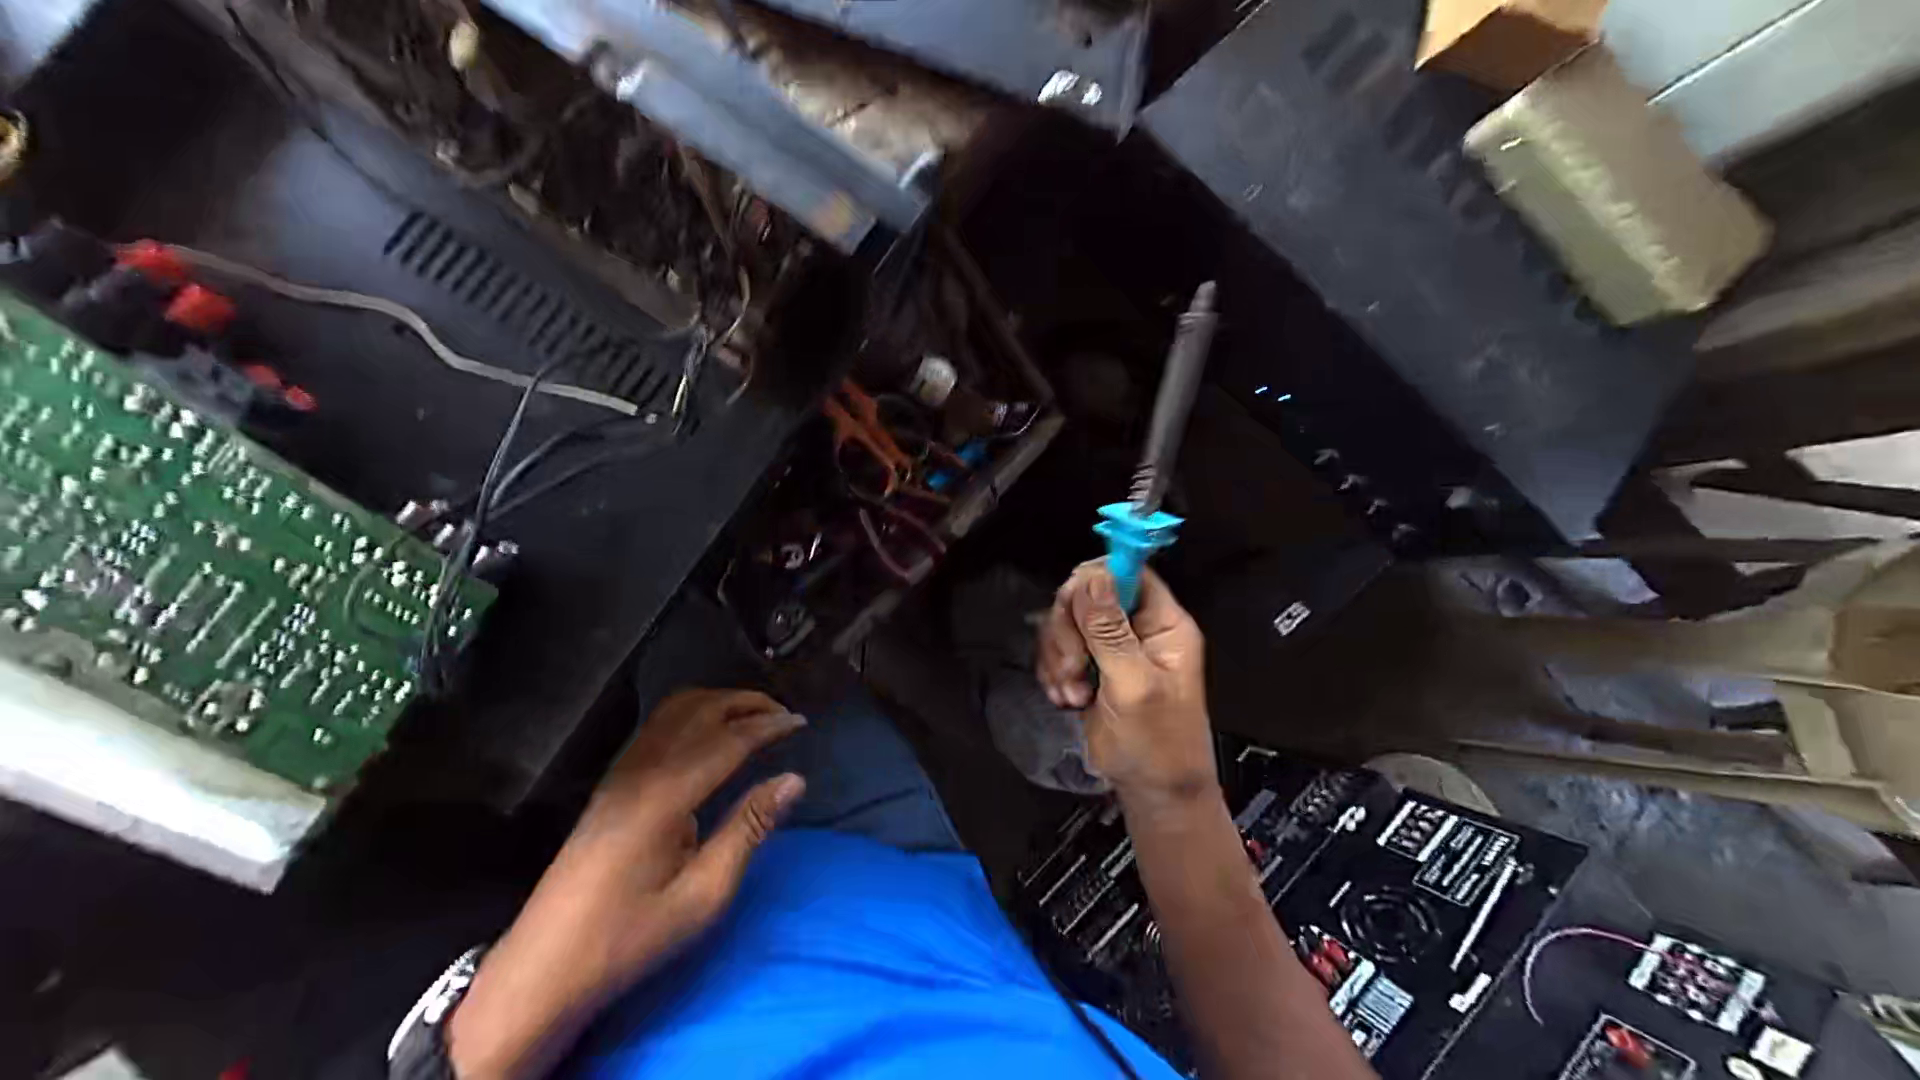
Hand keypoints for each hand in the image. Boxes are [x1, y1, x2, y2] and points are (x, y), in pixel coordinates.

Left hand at [448, 689, 806, 1079]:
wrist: (544, 967)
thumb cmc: (630, 937)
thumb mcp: (703, 895)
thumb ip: (749, 828)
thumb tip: (793, 779)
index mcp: (664, 796)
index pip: (727, 740)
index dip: (768, 725)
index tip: (802, 722)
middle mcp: (640, 770)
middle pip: (698, 710)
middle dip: (746, 703)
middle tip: (784, 716)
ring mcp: (621, 773)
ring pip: (674, 711)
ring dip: (719, 703)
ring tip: (756, 718)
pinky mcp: (612, 783)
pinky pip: (658, 726)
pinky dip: (695, 714)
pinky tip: (712, 734)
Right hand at [1036, 561, 1216, 808]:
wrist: (1151, 791)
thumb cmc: (1157, 741)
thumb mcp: (1134, 685)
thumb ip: (1110, 631)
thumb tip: (1091, 576)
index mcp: (1162, 623)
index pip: (1128, 572)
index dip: (1097, 579)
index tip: (1074, 606)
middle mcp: (1135, 626)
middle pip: (1086, 594)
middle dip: (1069, 631)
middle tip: (1074, 669)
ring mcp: (1109, 646)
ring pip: (1065, 622)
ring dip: (1058, 657)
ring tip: (1072, 695)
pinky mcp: (1087, 666)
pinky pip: (1056, 649)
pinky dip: (1054, 673)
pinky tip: (1065, 699)